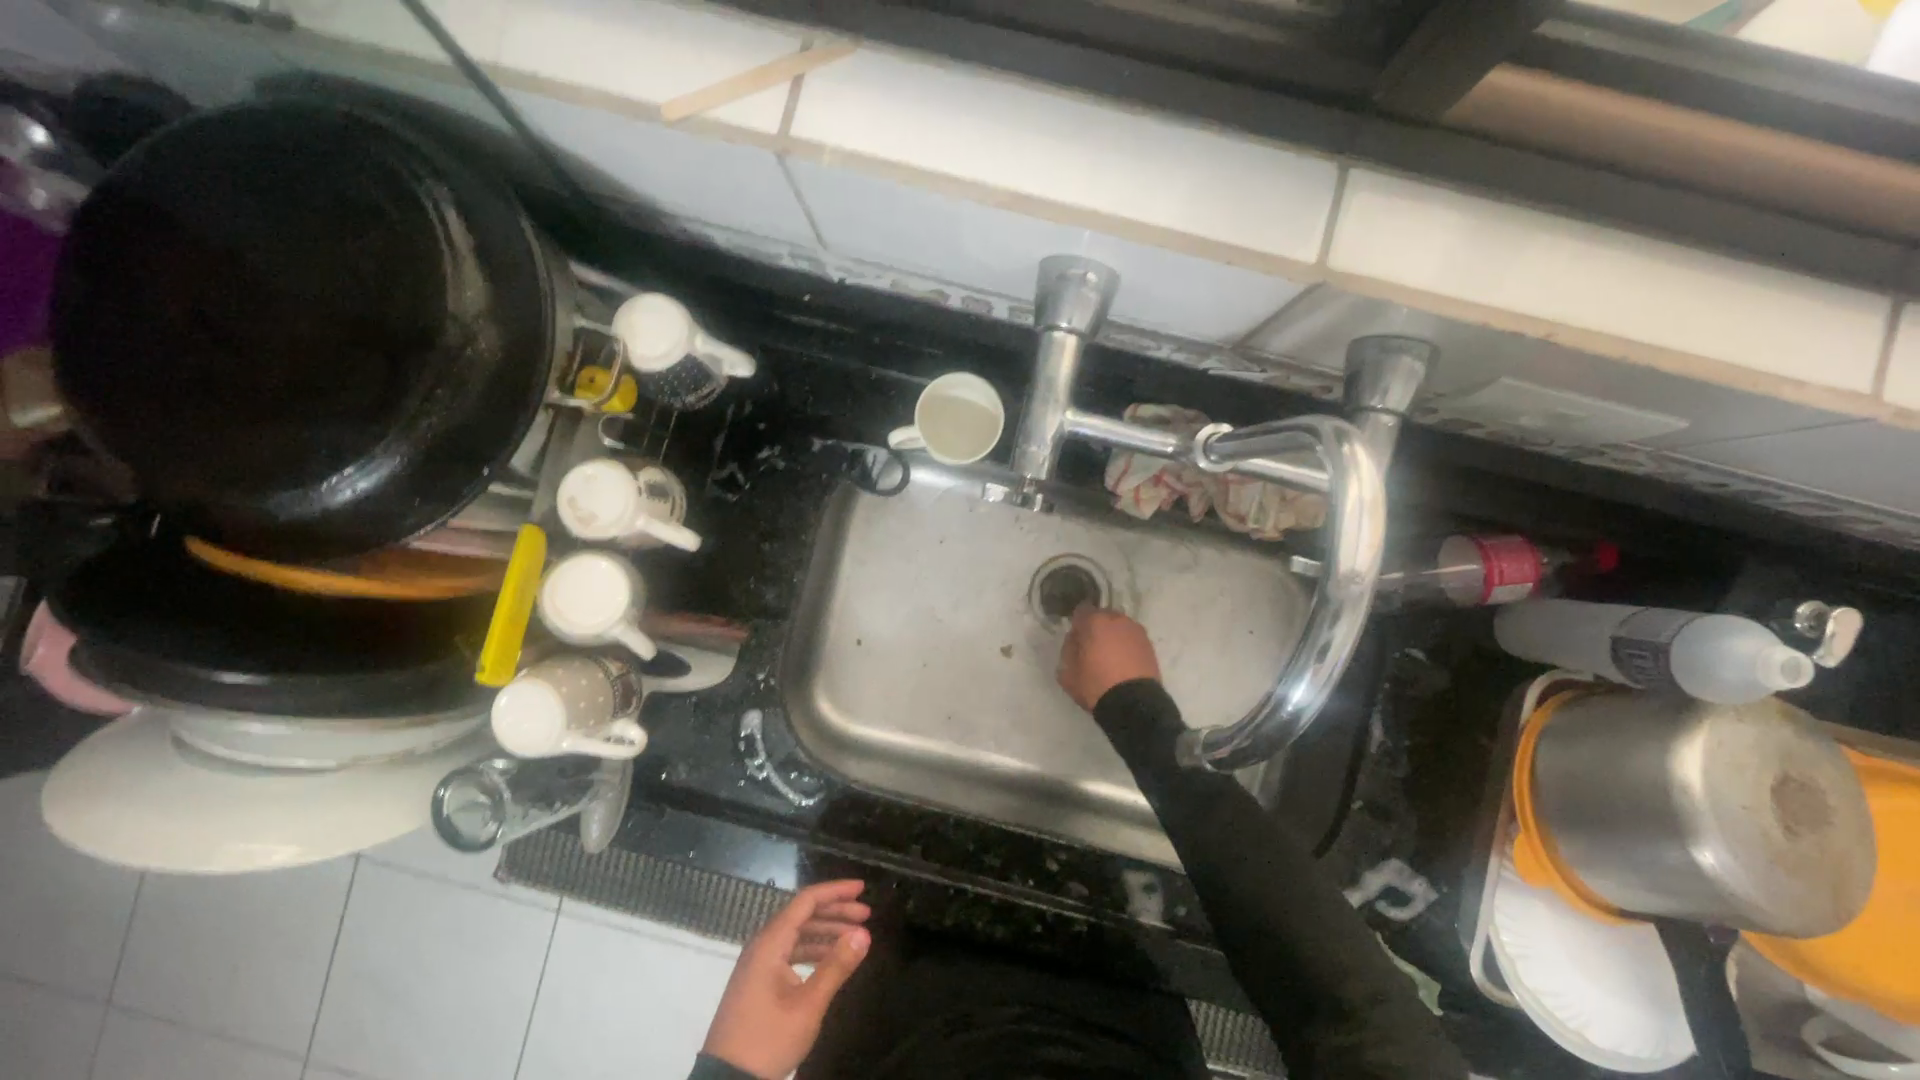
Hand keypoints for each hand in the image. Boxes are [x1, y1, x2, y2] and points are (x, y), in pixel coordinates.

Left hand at [702, 880, 871, 1079]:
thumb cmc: (768, 1039)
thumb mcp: (808, 1005)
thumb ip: (836, 966)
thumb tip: (864, 934)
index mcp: (770, 943)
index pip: (805, 902)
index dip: (835, 891)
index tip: (862, 889)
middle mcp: (762, 946)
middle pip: (801, 915)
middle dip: (835, 911)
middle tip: (866, 915)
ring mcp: (758, 964)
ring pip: (796, 935)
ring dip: (826, 932)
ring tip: (855, 937)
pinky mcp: (758, 982)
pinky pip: (789, 953)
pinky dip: (813, 950)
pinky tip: (831, 960)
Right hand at [1057, 605, 1161, 710]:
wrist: (1133, 703)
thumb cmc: (1096, 685)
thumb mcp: (1067, 673)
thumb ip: (1068, 649)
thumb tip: (1076, 640)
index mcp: (1094, 622)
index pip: (1081, 611)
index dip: (1077, 625)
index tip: (1076, 640)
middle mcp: (1117, 619)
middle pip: (1102, 617)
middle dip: (1096, 628)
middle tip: (1093, 649)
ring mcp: (1136, 630)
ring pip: (1119, 627)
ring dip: (1113, 636)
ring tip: (1111, 657)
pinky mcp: (1149, 644)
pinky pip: (1131, 638)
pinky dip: (1126, 645)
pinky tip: (1124, 663)